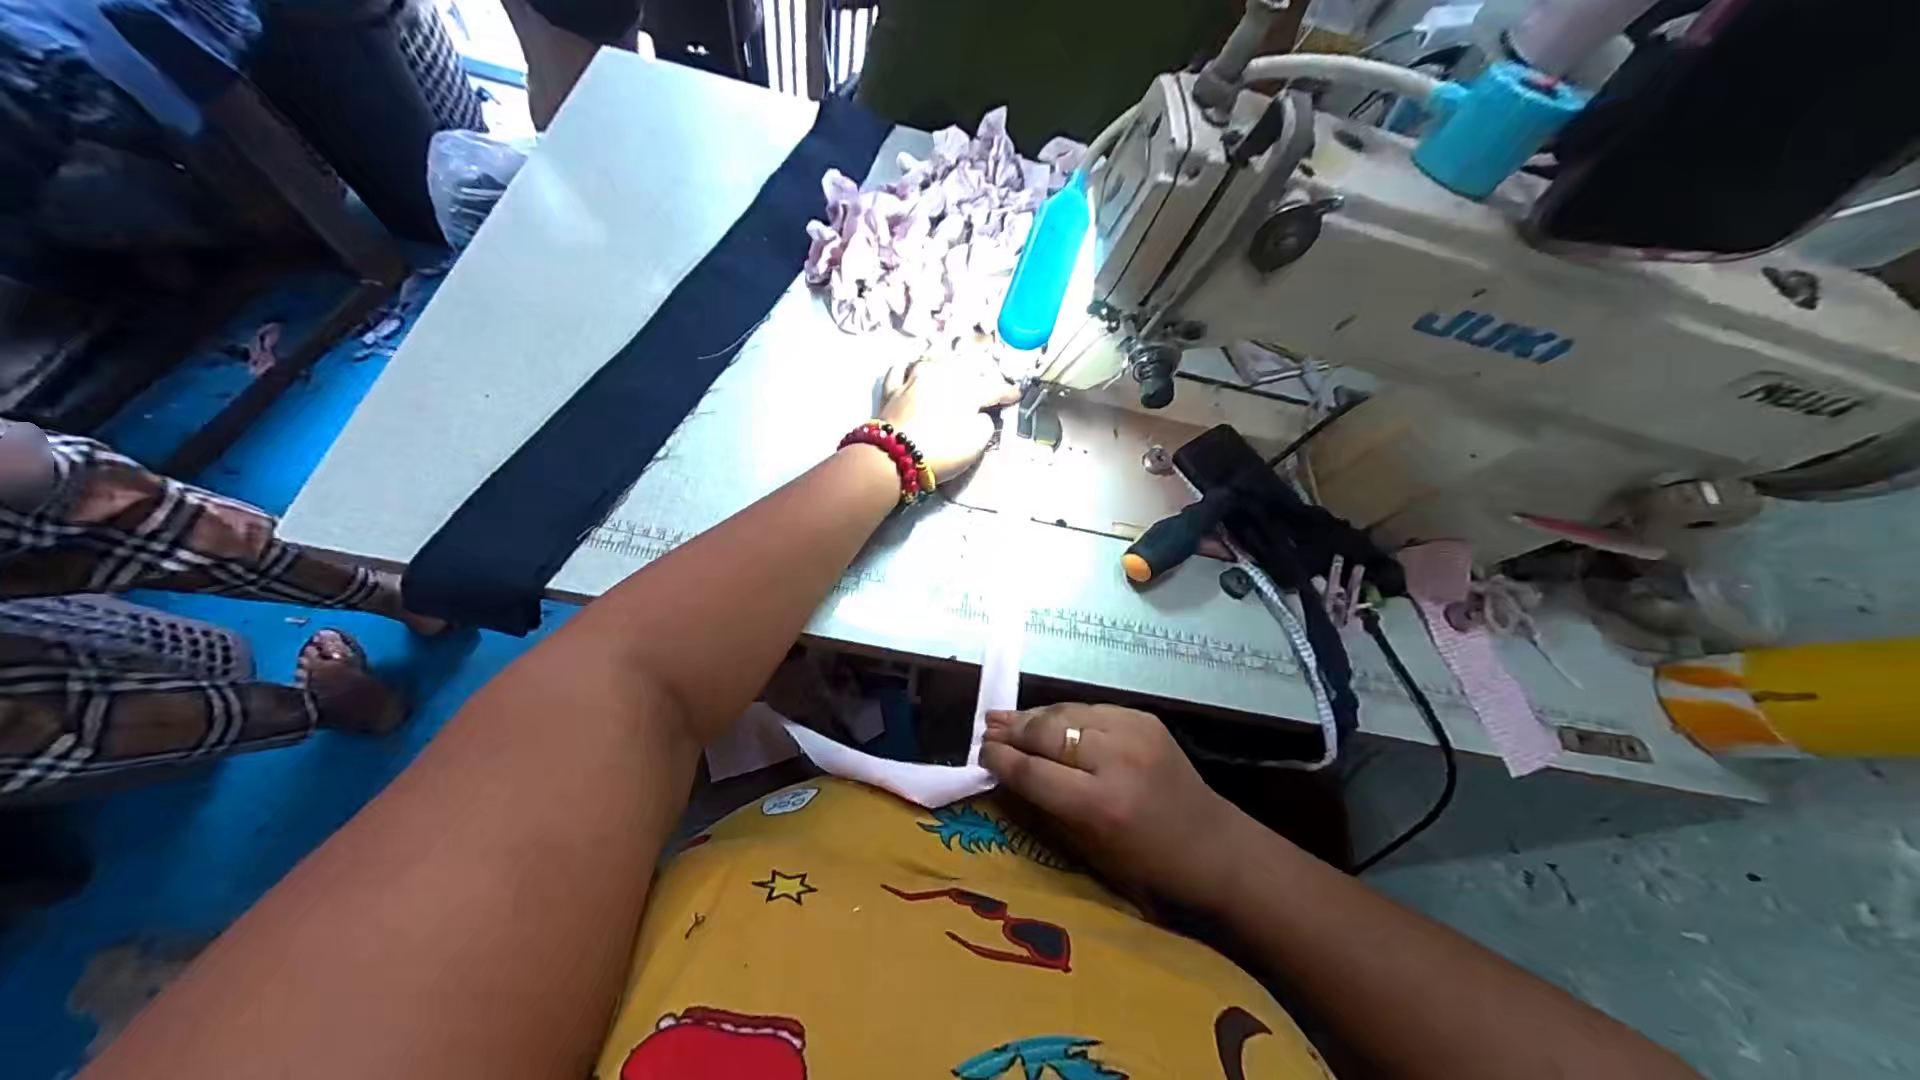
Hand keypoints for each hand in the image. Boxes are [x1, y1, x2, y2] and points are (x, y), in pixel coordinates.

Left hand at [878, 355, 1019, 482]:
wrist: (895, 456)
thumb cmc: (941, 451)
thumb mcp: (976, 444)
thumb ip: (985, 424)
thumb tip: (980, 415)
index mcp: (968, 389)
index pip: (993, 389)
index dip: (1007, 393)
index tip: (1016, 395)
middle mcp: (942, 375)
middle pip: (963, 368)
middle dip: (974, 375)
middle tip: (981, 384)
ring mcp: (914, 378)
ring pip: (931, 361)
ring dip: (942, 364)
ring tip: (947, 370)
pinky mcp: (891, 388)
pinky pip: (900, 369)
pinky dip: (908, 369)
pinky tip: (911, 371)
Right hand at [981, 703, 1258, 910]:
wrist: (1213, 846)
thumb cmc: (1145, 864)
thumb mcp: (1088, 849)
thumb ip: (1044, 805)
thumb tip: (1005, 770)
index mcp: (1100, 805)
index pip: (1032, 771)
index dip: (1001, 759)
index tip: (981, 753)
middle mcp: (1116, 760)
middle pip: (1046, 732)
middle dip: (1012, 731)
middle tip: (988, 729)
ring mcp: (1134, 732)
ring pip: (1066, 711)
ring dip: (1034, 716)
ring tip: (1007, 718)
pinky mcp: (1145, 718)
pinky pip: (1091, 709)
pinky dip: (1066, 715)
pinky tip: (1049, 719)